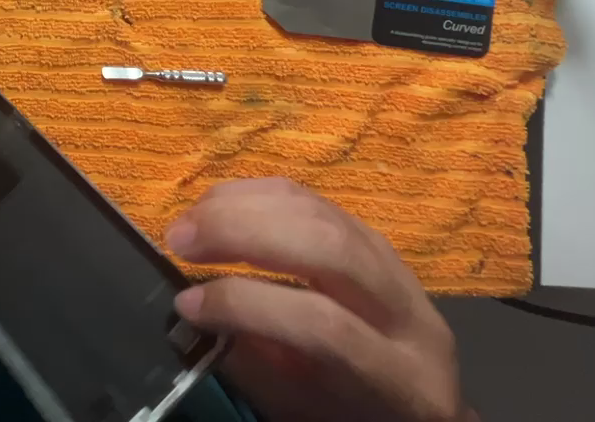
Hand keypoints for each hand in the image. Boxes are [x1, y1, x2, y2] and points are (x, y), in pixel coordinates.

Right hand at [167, 179, 473, 421]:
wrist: (416, 402)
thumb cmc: (346, 411)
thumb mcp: (302, 407)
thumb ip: (251, 358)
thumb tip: (190, 304)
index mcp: (401, 377)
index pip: (324, 325)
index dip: (245, 306)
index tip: (186, 305)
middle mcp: (408, 311)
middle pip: (326, 247)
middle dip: (239, 232)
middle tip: (178, 240)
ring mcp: (393, 262)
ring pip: (314, 210)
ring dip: (237, 205)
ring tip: (188, 221)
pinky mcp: (367, 232)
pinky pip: (306, 196)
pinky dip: (250, 194)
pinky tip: (214, 205)